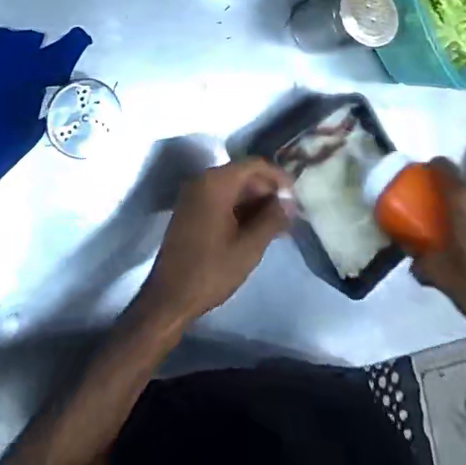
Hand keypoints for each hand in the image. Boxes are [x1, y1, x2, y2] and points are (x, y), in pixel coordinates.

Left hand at [137, 158, 292, 325]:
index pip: (255, 165)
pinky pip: (222, 199)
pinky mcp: (191, 210)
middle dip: (268, 191)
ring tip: (279, 224)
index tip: (297, 196)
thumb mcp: (248, 247)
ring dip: (256, 202)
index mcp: (216, 183)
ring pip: (234, 188)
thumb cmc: (210, 271)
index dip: (279, 177)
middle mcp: (203, 181)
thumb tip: (289, 202)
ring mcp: (194, 195)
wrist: (168, 299)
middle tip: (290, 214)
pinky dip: (240, 209)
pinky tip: (257, 228)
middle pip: (244, 175)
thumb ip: (272, 219)